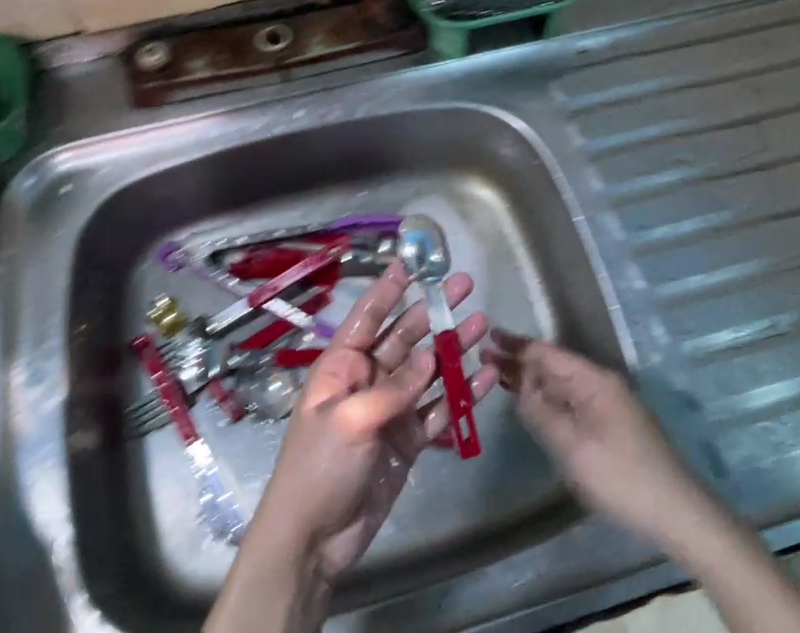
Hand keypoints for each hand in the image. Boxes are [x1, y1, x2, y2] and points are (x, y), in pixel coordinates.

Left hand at [248, 261, 498, 579]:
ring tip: (483, 326)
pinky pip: (438, 410)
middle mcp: (367, 380)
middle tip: (466, 287)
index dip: (389, 289)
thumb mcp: (350, 420)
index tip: (413, 263)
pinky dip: (460, 396)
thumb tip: (432, 358)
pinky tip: (483, 379)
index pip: (367, 317)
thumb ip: (394, 388)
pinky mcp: (408, 440)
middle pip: (405, 338)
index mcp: (341, 366)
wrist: (315, 536)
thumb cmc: (319, 467)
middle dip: (434, 313)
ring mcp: (390, 410)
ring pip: (427, 372)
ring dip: (453, 350)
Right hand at [481, 331, 703, 536]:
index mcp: (593, 380)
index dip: (516, 345)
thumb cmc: (619, 475)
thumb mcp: (571, 444)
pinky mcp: (609, 426)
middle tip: (482, 355)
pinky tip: (529, 404)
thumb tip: (520, 384)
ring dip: (530, 379)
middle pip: (553, 365)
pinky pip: (570, 401)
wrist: (674, 511)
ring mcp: (607, 405)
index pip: (547, 352)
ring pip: (561, 384)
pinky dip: (546, 398)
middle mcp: (600, 385)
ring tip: (496, 374)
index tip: (486, 336)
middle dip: (519, 360)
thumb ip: (540, 411)